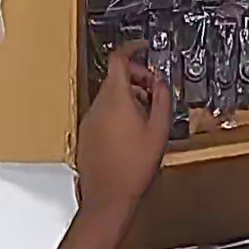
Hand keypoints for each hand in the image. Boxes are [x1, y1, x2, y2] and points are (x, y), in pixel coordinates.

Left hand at [75, 43, 171, 224]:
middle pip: (116, 77)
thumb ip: (162, 99)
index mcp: (116, 99)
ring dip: (129, 96)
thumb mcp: (159, 129)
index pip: (119, 59)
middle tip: (154, 91)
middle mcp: (98, 105)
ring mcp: (89, 121)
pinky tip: (132, 132)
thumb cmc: (134, 167)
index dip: (132, 48)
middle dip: (137, 78)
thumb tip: (160, 83)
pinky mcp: (86, 135)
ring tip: (146, 116)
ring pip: (110, 95)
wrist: (108, 201)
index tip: (143, 47)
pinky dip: (118, 112)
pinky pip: (103, 112)